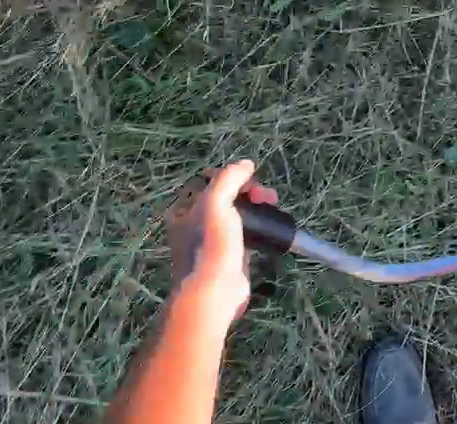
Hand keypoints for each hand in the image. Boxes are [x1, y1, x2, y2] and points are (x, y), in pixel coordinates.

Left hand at [166, 160, 277, 324]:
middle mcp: (196, 223)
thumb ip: (229, 178)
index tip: (248, 179)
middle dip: (247, 189)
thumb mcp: (216, 202)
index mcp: (185, 210)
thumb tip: (246, 164)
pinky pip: (245, 231)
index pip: (208, 180)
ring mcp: (214, 240)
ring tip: (271, 203)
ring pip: (237, 212)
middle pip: (226, 195)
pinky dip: (257, 224)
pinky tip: (268, 225)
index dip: (230, 176)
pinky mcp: (231, 254)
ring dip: (255, 204)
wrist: (215, 292)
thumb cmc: (212, 244)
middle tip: (264, 194)